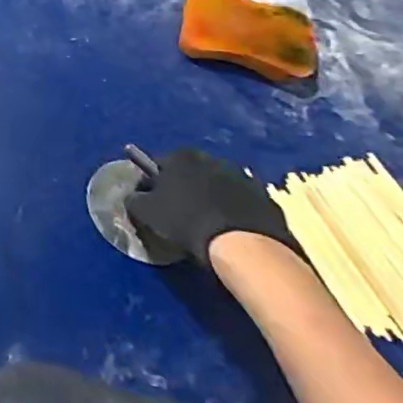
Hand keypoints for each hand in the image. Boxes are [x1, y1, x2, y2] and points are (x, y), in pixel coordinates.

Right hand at [127, 150, 301, 265]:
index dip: (152, 182)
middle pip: (191, 173)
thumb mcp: (144, 210)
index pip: (158, 164)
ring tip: (204, 222)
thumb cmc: (184, 220)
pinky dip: (234, 212)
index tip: (151, 199)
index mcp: (182, 157)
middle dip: (184, 186)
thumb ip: (135, 197)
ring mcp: (246, 180)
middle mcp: (214, 161)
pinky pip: (242, 204)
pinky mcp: (267, 201)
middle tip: (177, 209)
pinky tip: (226, 231)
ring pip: (218, 187)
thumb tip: (136, 196)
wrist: (242, 245)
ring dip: (210, 198)